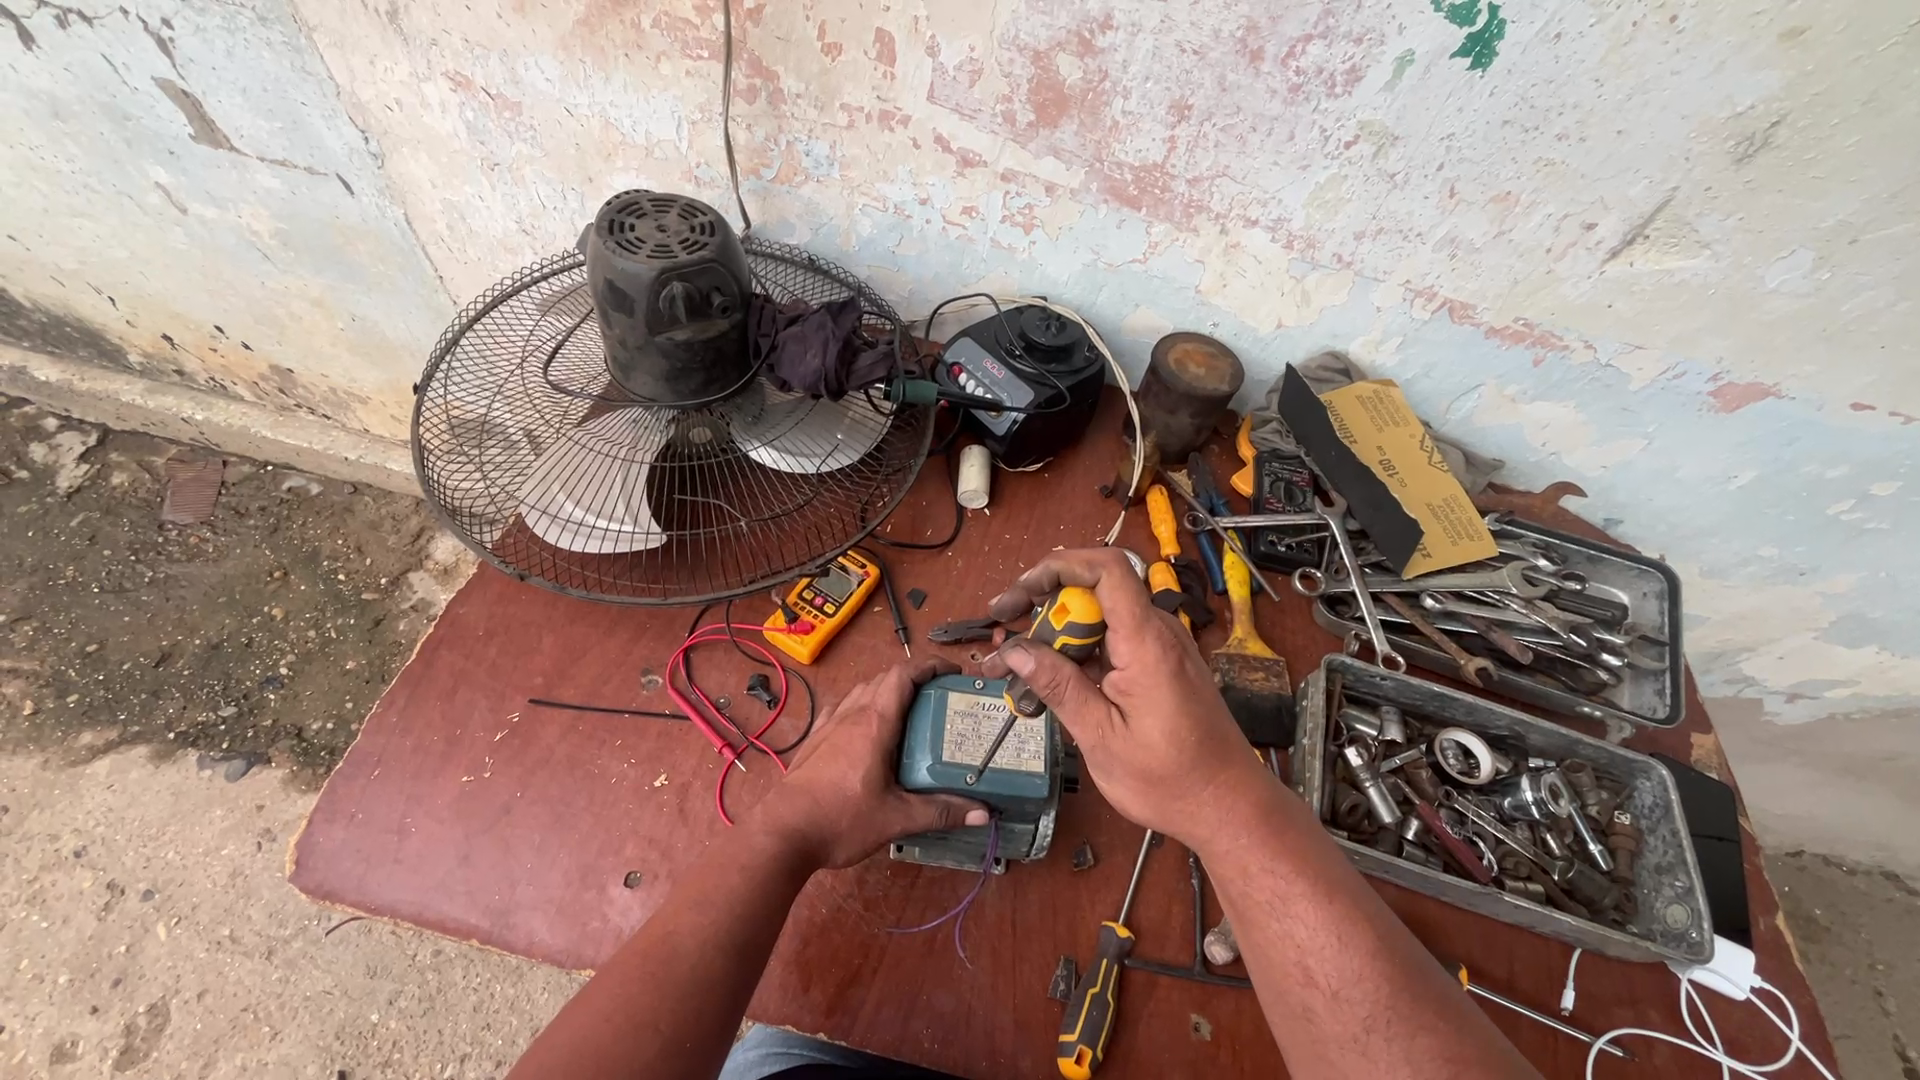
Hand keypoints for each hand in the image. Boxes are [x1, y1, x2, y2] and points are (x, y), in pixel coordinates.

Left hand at [753, 658, 988, 870]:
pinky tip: (867, 730)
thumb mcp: (897, 818)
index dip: (929, 665)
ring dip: (886, 691)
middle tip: (937, 698)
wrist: (783, 832)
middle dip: (913, 679)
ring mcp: (828, 725)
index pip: (904, 674)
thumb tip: (982, 813)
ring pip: (861, 691)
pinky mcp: (814, 740)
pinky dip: (862, 707)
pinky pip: (842, 708)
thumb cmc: (842, 819)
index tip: (952, 672)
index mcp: (875, 722)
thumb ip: (939, 812)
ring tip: (907, 713)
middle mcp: (851, 714)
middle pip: (884, 678)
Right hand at [982, 548, 1269, 846]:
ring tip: (1013, 661)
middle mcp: (1156, 632)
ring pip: (1097, 617)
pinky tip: (1046, 677)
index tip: (1020, 593)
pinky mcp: (1156, 664)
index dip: (1060, 566)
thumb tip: (1016, 650)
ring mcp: (1158, 647)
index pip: (1107, 570)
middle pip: (1094, 590)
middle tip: (1002, 629)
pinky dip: (1075, 652)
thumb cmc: (1170, 781)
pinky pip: (1110, 641)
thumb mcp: (1102, 738)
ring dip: (1054, 632)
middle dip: (1042, 603)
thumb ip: (1059, 687)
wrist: (1228, 805)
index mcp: (1146, 642)